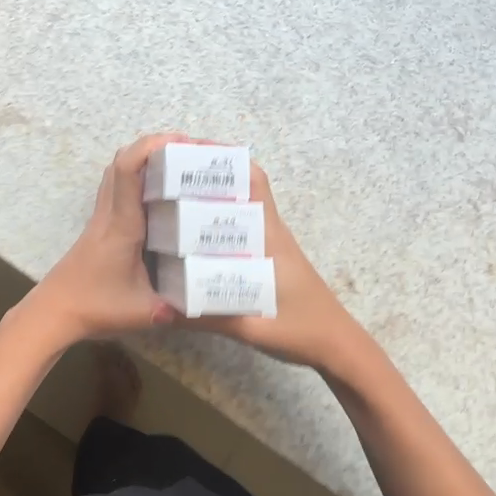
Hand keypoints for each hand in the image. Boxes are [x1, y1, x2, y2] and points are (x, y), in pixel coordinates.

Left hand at [16, 133, 185, 345]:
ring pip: (117, 172)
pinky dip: (137, 178)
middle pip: (123, 160)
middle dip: (156, 146)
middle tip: (192, 152)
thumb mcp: (143, 312)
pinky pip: (118, 188)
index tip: (184, 142)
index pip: (128, 170)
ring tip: (180, 166)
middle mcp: (109, 212)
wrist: (54, 311)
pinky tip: (161, 195)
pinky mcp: (100, 225)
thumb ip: (176, 308)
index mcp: (122, 224)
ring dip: (145, 159)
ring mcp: (101, 216)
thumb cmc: (95, 307)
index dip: (151, 147)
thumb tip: (213, 301)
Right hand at [184, 163, 364, 368]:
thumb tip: (160, 308)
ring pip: (239, 207)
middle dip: (207, 172)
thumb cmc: (300, 328)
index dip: (223, 158)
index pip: (252, 180)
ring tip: (169, 196)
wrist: (336, 346)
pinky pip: (238, 229)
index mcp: (267, 234)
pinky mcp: (267, 259)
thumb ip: (206, 316)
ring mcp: (269, 244)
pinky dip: (215, 223)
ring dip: (210, 196)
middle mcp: (267, 231)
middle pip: (241, 186)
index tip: (188, 149)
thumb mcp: (249, 325)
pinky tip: (188, 235)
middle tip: (167, 171)